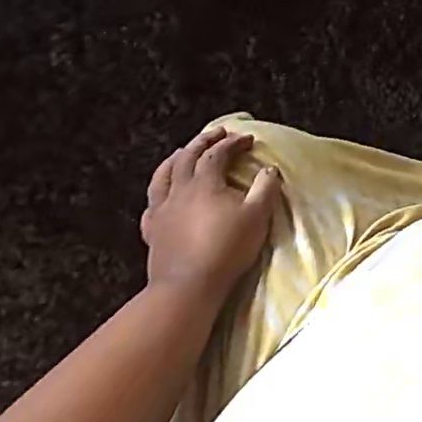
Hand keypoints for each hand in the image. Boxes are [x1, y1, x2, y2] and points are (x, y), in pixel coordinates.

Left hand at [141, 128, 282, 299]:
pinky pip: (151, 204)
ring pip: (163, 176)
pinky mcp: (153, 231)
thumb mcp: (258, 215)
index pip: (217, 154)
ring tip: (183, 153)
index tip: (248, 139)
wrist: (187, 287)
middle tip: (217, 134)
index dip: (233, 143)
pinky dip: (159, 191)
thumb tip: (269, 169)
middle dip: (203, 142)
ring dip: (175, 159)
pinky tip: (164, 195)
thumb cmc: (227, 248)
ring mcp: (161, 211)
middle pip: (187, 158)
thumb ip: (265, 188)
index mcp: (205, 183)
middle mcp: (179, 191)